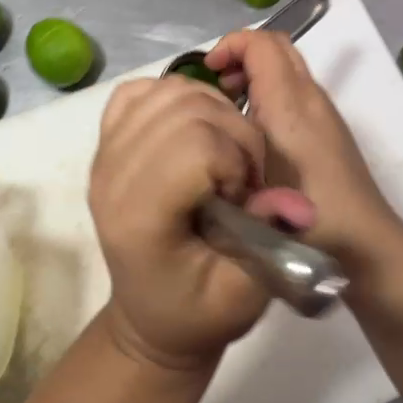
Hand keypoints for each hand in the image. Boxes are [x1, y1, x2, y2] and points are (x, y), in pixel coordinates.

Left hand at [89, 76, 290, 371]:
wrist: (152, 314)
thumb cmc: (199, 310)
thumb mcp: (244, 294)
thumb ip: (270, 243)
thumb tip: (297, 202)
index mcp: (139, 217)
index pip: (195, 145)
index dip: (235, 161)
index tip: (242, 198)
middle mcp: (112, 175)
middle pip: (187, 109)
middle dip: (232, 134)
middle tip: (241, 176)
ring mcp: (105, 152)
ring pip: (171, 90)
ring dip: (212, 111)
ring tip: (223, 153)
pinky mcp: (108, 138)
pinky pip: (141, 89)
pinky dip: (177, 96)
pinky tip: (194, 131)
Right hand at [205, 30, 402, 269]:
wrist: (368, 245)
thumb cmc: (309, 220)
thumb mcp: (253, 191)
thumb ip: (223, 157)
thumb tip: (197, 136)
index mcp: (290, 104)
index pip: (261, 44)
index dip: (230, 45)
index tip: (207, 72)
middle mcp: (310, 98)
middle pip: (277, 47)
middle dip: (243, 54)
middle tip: (217, 84)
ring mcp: (324, 113)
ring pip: (288, 68)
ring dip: (257, 74)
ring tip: (229, 107)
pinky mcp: (331, 130)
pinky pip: (296, 90)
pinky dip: (271, 93)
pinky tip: (255, 133)